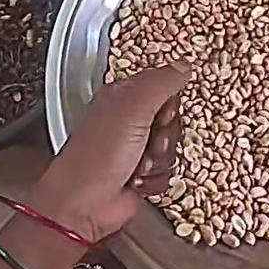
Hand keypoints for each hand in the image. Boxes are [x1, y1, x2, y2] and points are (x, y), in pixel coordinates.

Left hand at [29, 66, 188, 243]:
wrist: (84, 203)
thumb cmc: (100, 153)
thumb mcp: (134, 106)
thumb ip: (162, 82)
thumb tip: (184, 65)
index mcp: (123, 96)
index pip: (163, 87)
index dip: (169, 103)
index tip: (163, 112)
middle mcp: (128, 120)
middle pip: (172, 119)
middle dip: (166, 134)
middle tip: (149, 141)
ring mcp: (134, 148)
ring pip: (172, 148)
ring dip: (160, 159)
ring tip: (139, 165)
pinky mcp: (141, 175)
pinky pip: (168, 172)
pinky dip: (156, 179)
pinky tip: (137, 180)